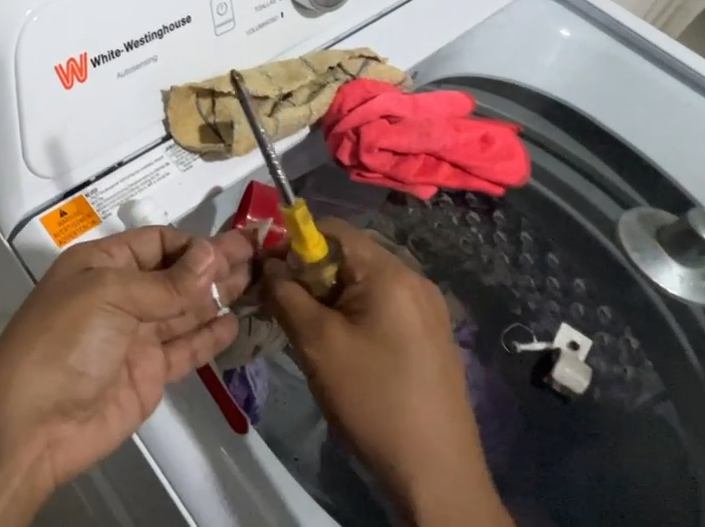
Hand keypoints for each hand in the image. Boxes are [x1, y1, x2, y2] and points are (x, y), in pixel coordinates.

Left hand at [0, 225, 256, 489]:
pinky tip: (233, 321)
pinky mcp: (148, 373)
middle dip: (214, 263)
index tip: (232, 244)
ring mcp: (135, 335)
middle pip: (175, 273)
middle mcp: (120, 294)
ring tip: (257, 279)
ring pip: (185, 308)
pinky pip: (185, 347)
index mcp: (101, 264)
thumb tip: (210, 254)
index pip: (157, 243)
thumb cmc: (62, 343)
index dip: (193, 244)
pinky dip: (209, 335)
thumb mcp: (108, 296)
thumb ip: (164, 282)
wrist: (33, 424)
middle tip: (258, 252)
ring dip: (218, 294)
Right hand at [262, 218, 509, 525]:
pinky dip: (352, 314)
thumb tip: (269, 262)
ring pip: (362, 283)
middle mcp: (415, 281)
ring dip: (328, 297)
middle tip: (283, 307)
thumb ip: (285, 292)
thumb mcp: (316, 343)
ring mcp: (428, 310)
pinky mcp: (430, 338)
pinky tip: (340, 350)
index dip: (293, 243)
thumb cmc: (372, 400)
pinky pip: (381, 307)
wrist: (437, 476)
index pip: (332, 230)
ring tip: (308, 333)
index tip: (267, 273)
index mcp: (391, 273)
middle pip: (348, 255)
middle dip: (309, 274)